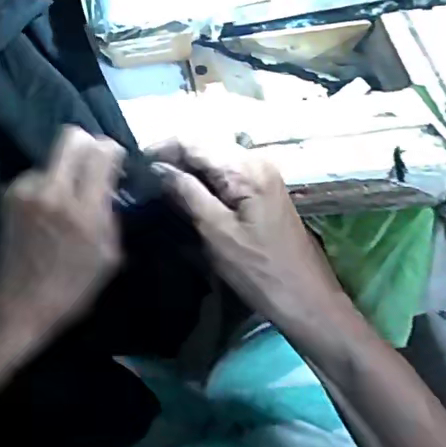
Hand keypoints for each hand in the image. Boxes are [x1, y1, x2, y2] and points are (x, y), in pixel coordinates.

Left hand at [0, 126, 123, 360]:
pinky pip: (36, 175)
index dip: (111, 149)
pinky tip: (45, 207)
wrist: (21, 297)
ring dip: (64, 170)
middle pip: (71, 138)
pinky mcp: (10, 192)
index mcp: (84, 211)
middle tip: (93, 157)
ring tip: (65, 196)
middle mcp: (54, 192)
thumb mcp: (108, 254)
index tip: (114, 155)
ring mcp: (27, 189)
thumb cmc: (72, 284)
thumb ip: (111, 212)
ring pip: (53, 158)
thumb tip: (112, 178)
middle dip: (87, 142)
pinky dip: (45, 184)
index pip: (100, 154)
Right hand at [151, 141, 356, 336]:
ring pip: (211, 159)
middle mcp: (255, 162)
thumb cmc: (262, 272)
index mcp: (245, 169)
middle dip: (171, 158)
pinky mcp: (262, 190)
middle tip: (142, 178)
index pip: (192, 142)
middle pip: (202, 146)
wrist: (311, 304)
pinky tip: (184, 194)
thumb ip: (185, 193)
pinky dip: (201, 179)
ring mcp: (261, 175)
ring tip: (157, 185)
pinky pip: (223, 173)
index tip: (134, 165)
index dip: (160, 149)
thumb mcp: (216, 233)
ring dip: (184, 168)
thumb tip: (157, 167)